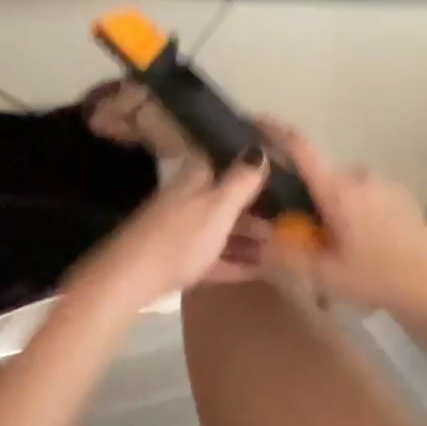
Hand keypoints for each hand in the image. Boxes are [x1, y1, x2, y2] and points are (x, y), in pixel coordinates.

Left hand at [98, 150, 269, 303]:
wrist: (131, 278)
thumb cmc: (180, 237)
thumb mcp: (218, 206)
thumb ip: (241, 179)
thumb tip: (260, 147)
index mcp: (196, 177)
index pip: (227, 159)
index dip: (254, 163)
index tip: (284, 172)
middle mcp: (188, 197)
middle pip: (228, 197)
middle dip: (258, 206)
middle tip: (295, 215)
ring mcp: (182, 228)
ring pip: (223, 228)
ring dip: (251, 236)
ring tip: (286, 245)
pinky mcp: (179, 259)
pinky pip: (215, 256)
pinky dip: (237, 261)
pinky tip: (262, 271)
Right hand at [259, 122, 426, 320]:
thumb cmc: (384, 279)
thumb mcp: (327, 276)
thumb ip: (285, 254)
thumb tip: (251, 238)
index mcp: (338, 188)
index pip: (300, 145)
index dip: (273, 128)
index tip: (252, 120)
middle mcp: (359, 176)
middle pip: (317, 173)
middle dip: (300, 194)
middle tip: (289, 227)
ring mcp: (383, 184)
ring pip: (339, 188)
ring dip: (327, 207)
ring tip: (325, 246)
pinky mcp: (399, 197)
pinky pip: (360, 196)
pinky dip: (349, 212)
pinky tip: (355, 246)